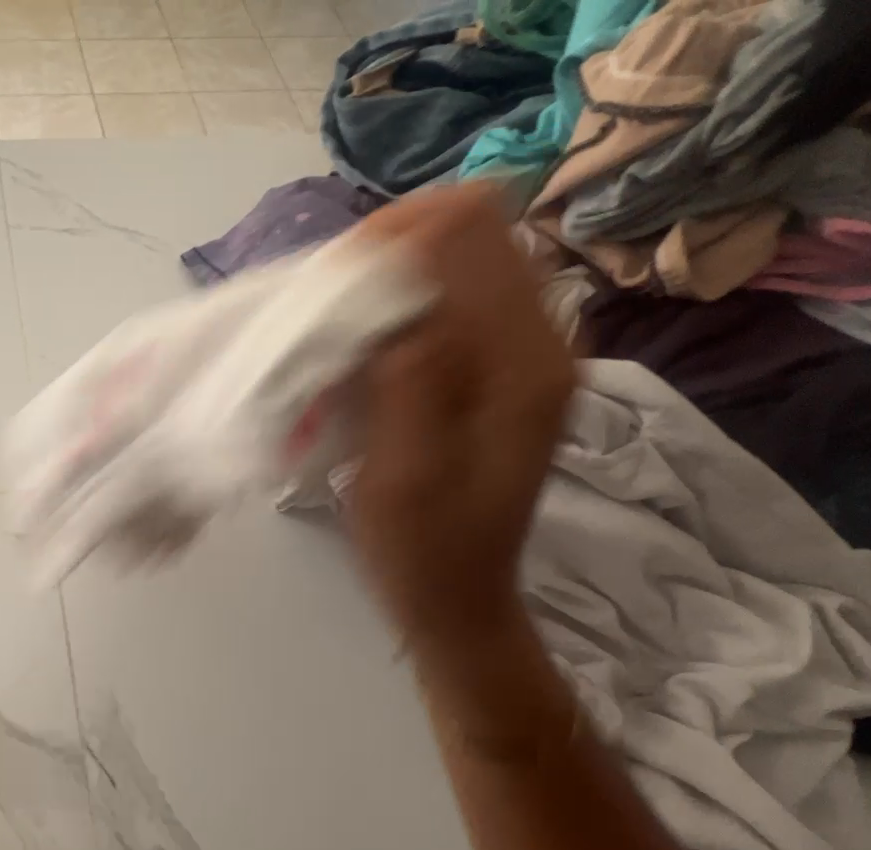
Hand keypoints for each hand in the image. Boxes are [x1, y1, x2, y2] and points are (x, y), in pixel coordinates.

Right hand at [343, 185, 576, 650]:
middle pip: (470, 231)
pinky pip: (452, 300)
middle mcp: (540, 342)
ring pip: (458, 260)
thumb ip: (411, 377)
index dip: (392, 237)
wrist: (459, 598)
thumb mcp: (403, 472)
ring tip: (342, 327)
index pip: (469, 231)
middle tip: (330, 307)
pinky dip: (400, 308)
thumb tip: (400, 292)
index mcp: (522, 364)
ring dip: (391, 280)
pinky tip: (366, 350)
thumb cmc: (421, 549)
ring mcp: (524, 353)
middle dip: (389, 253)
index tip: (331, 285)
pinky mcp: (501, 369)